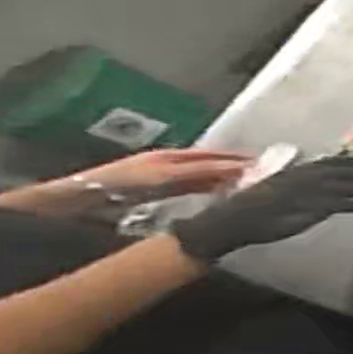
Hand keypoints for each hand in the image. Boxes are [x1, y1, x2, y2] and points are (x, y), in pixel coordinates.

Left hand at [70, 148, 252, 198]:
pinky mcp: (161, 191)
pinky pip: (195, 187)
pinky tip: (223, 194)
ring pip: (204, 175)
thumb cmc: (126, 183)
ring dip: (226, 178)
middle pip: (210, 163)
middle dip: (236, 166)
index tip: (268, 163)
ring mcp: (165, 177)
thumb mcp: (168, 176)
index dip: (239, 158)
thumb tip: (242, 168)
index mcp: (173, 156)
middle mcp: (171, 163)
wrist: (85, 198)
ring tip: (251, 184)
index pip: (215, 155)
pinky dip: (212, 188)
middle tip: (265, 174)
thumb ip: (205, 172)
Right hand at [171, 154, 352, 262]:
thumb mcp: (284, 187)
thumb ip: (305, 182)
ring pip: (352, 187)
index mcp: (303, 171)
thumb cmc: (257, 205)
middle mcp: (311, 177)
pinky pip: (344, 205)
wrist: (236, 219)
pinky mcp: (313, 208)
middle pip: (351, 172)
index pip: (338, 162)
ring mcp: (312, 192)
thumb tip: (324, 181)